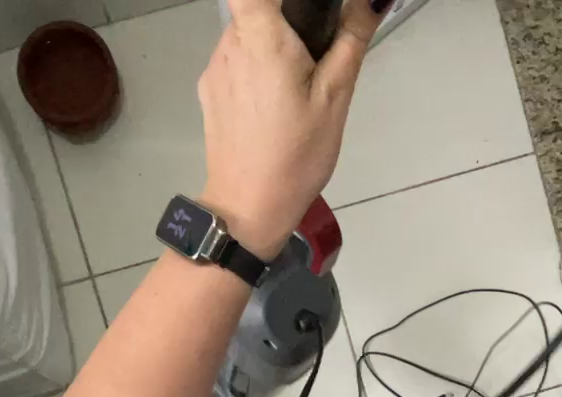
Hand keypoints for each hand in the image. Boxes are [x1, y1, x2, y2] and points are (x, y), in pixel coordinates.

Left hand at [196, 0, 384, 259]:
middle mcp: (229, 42)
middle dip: (288, 24)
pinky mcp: (209, 92)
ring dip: (272, 50)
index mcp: (260, 35)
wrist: (247, 211)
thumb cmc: (294, 158)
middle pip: (258, 9)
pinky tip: (272, 112)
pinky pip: (236, 65)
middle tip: (315, 62)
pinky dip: (256, 73)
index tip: (304, 11)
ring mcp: (214, 68)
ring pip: (247, 37)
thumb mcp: (334, 99)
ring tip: (295, 95)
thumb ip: (351, 38)